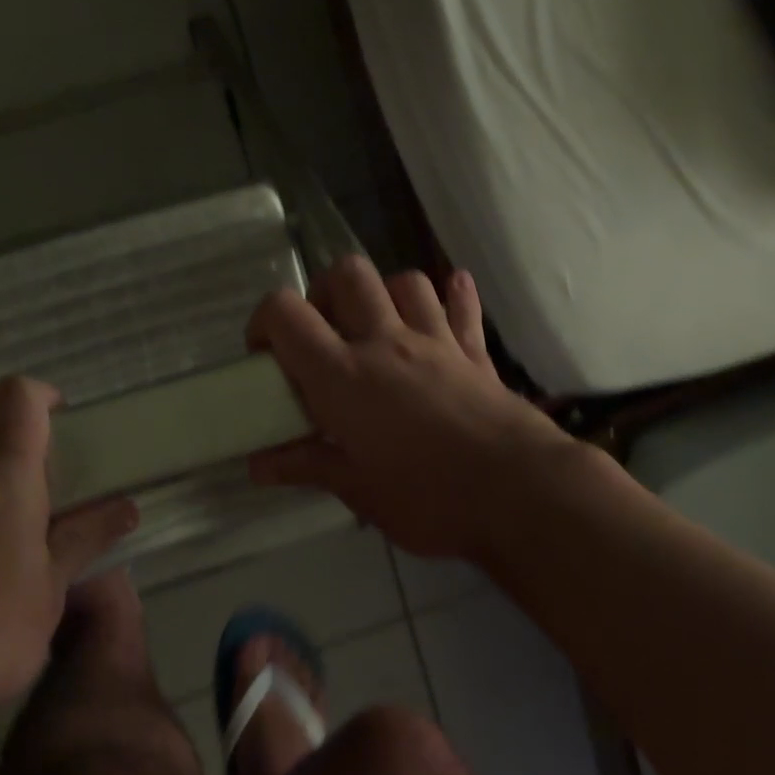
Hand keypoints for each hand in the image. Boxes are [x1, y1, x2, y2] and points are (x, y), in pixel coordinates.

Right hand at [247, 256, 575, 560]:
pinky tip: (451, 292)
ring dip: (385, 294)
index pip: (287, 314)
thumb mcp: (358, 490)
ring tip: (378, 327)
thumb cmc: (427, 498)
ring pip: (406, 282)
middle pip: (348, 276)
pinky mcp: (476, 355)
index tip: (266, 356)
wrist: (517, 491)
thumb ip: (307, 466)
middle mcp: (387, 343)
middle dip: (326, 294)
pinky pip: (463, 309)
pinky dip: (453, 297)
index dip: (265, 322)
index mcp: (344, 376)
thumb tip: (257, 465)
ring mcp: (437, 343)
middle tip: (325, 337)